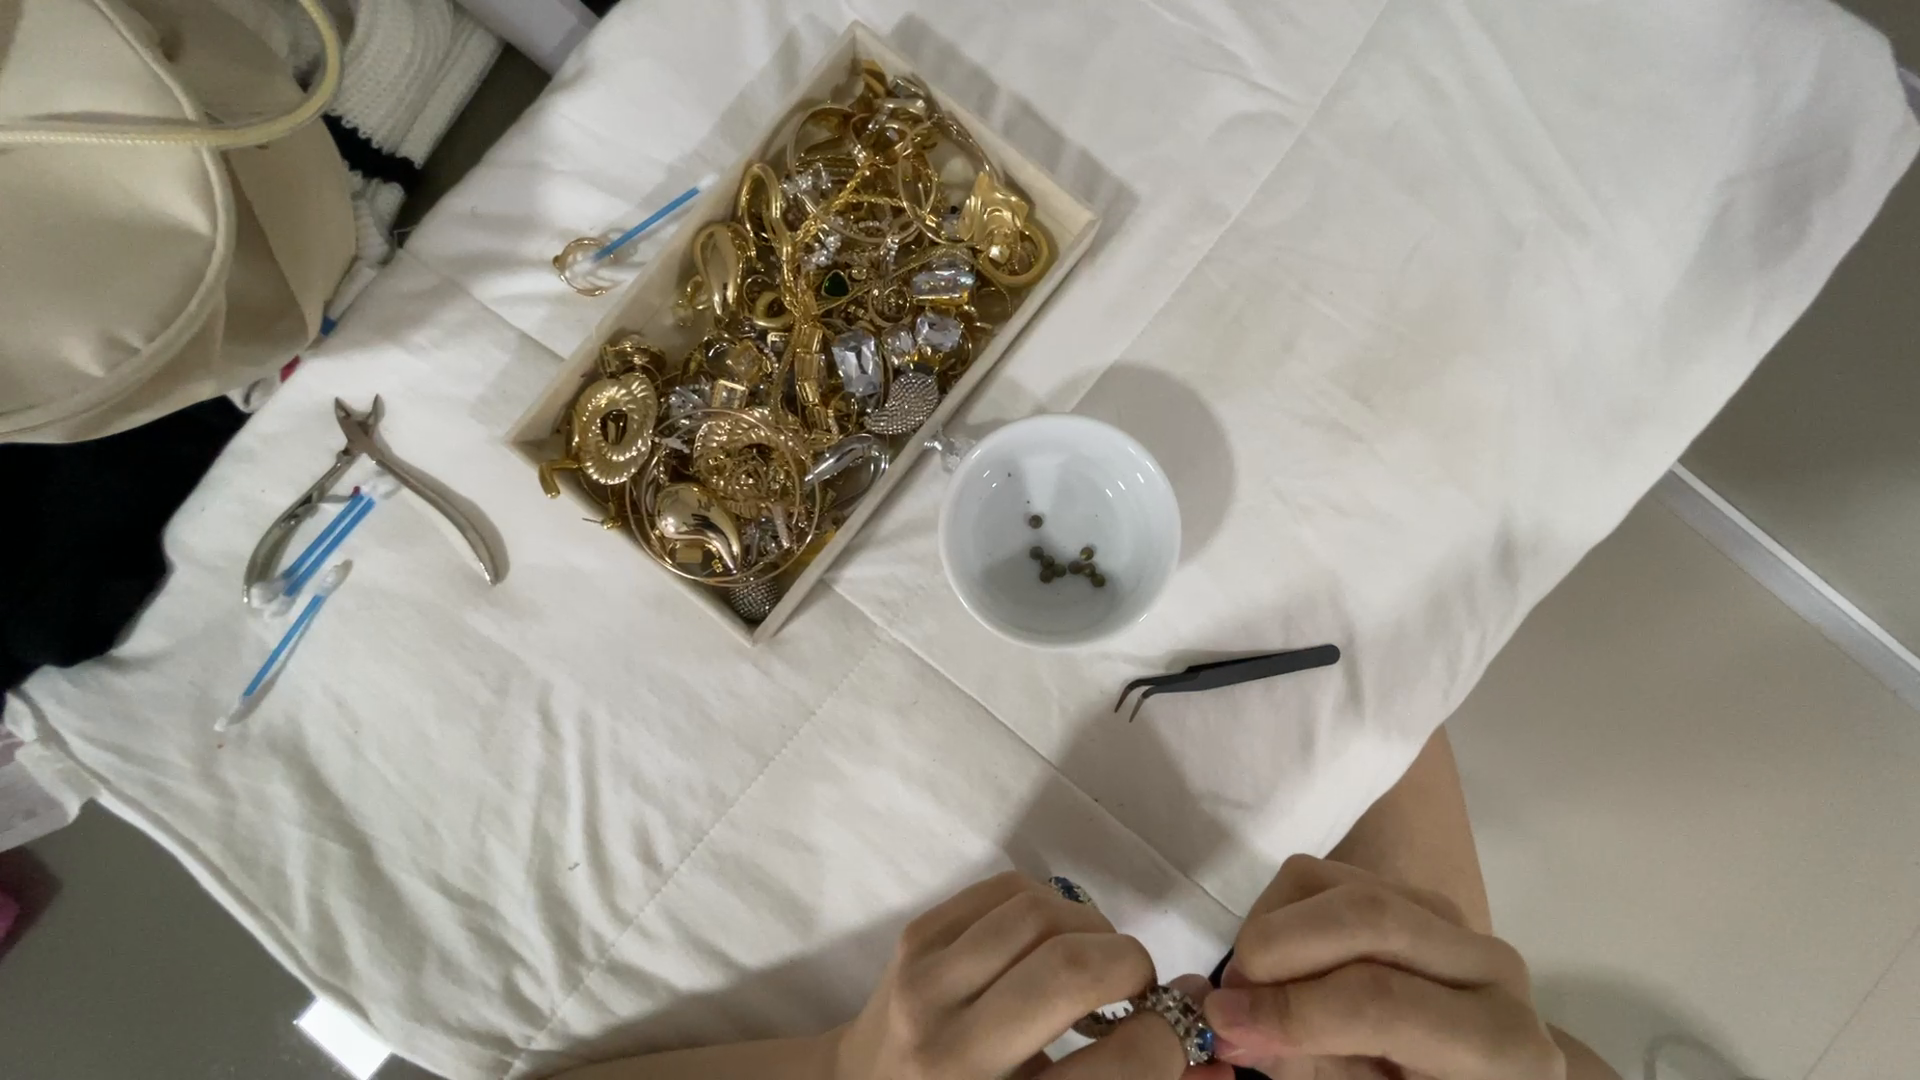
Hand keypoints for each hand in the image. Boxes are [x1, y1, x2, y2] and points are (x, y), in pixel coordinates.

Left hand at [828, 871, 1191, 1079]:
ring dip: (1092, 928)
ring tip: (1095, 959)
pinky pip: (1006, 888)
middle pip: (1071, 971)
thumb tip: (1216, 1064)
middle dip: (1131, 966)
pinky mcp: (917, 934)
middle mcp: (952, 1047)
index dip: (1168, 1038)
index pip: (1113, 1070)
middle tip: (1140, 986)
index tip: (1182, 1024)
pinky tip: (1052, 936)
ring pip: (1039, 913)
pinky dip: (1050, 903)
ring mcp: (926, 980)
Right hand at [1193, 856, 1564, 1079]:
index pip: (1381, 1004)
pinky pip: (1316, 876)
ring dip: (1268, 926)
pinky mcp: (1398, 888)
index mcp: (1498, 1042)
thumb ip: (1302, 1065)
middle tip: (1232, 990)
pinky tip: (1279, 960)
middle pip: (1364, 916)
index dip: (1293, 1011)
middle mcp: (1483, 961)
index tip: (1223, 1022)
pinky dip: (1275, 912)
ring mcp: (1440, 913)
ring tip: (1254, 981)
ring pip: (1327, 883)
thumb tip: (1228, 1024)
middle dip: (1276, 945)